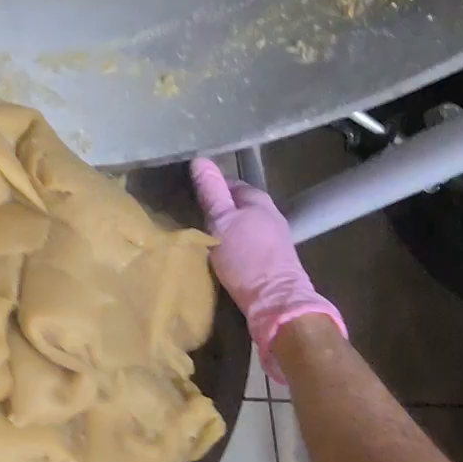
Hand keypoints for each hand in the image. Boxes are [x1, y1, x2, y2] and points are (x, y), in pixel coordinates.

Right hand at [189, 158, 345, 378]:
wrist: (276, 301)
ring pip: (242, 225)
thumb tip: (199, 160)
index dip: (208, 187)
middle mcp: (270, 214)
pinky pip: (247, 244)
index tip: (186, 196)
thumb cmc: (246, 258)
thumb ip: (211, 193)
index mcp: (258, 200)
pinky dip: (233, 245)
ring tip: (200, 236)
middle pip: (236, 205)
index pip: (229, 183)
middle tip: (189, 217)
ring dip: (224, 229)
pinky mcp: (273, 260)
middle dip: (216, 209)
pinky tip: (219, 255)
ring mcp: (274, 238)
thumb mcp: (221, 222)